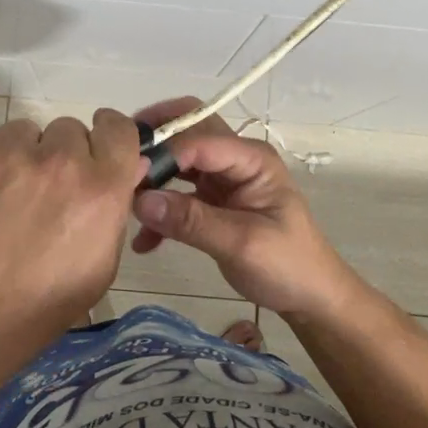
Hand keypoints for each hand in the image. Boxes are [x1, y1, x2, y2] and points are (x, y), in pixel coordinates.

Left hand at [0, 108, 144, 334]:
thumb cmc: (43, 302)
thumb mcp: (100, 264)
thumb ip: (113, 208)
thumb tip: (127, 168)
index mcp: (102, 186)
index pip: (118, 129)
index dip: (108, 133)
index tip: (95, 144)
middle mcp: (60, 159)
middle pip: (67, 130)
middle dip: (58, 155)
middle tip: (40, 192)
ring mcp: (8, 153)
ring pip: (21, 132)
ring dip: (16, 155)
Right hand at [131, 97, 361, 317]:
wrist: (310, 297)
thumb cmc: (287, 265)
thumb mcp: (241, 244)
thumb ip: (191, 220)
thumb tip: (140, 200)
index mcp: (250, 159)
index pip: (197, 138)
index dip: (162, 151)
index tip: (127, 173)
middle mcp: (234, 160)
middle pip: (186, 130)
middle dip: (152, 144)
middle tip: (117, 164)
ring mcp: (222, 180)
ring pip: (177, 160)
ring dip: (151, 176)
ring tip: (121, 201)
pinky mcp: (211, 202)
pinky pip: (176, 193)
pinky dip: (159, 211)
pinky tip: (143, 241)